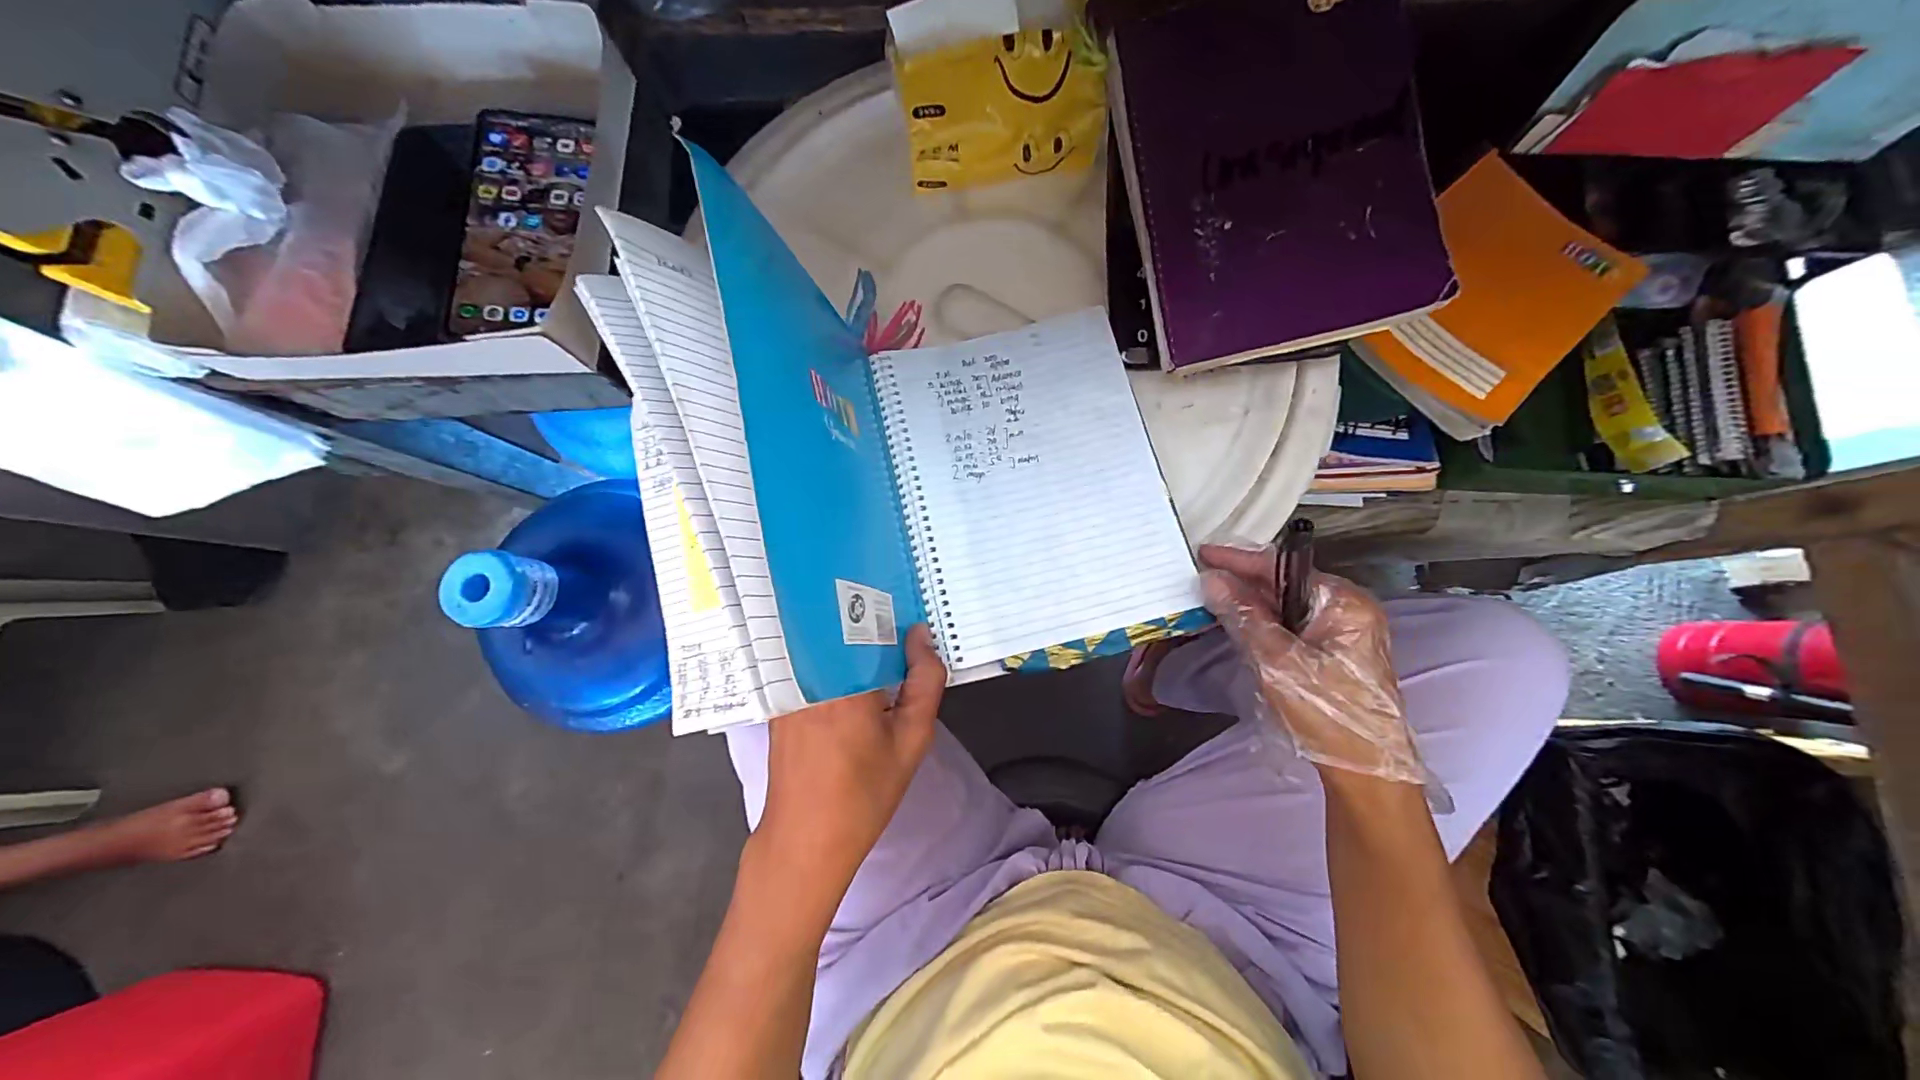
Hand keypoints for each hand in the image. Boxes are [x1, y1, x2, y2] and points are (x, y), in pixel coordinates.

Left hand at [754, 624, 947, 887]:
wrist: (807, 839)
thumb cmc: (865, 794)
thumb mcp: (912, 739)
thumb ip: (925, 682)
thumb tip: (923, 637)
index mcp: (844, 681)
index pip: (864, 620)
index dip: (887, 608)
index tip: (907, 607)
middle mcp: (808, 675)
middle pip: (838, 627)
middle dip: (867, 619)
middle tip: (897, 624)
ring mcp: (787, 687)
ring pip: (822, 645)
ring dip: (848, 640)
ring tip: (878, 646)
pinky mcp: (778, 701)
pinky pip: (808, 665)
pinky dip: (831, 662)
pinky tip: (852, 675)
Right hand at [1197, 544, 1426, 785]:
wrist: (1366, 772)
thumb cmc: (1328, 715)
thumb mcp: (1278, 661)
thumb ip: (1243, 616)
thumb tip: (1211, 580)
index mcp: (1344, 603)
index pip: (1283, 568)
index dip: (1239, 560)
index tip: (1203, 554)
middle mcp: (1348, 609)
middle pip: (1285, 584)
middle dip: (1242, 581)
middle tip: (1201, 578)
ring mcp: (1343, 631)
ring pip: (1286, 605)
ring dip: (1250, 603)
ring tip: (1211, 598)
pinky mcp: (1334, 652)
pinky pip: (1292, 624)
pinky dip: (1263, 622)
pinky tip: (1237, 624)